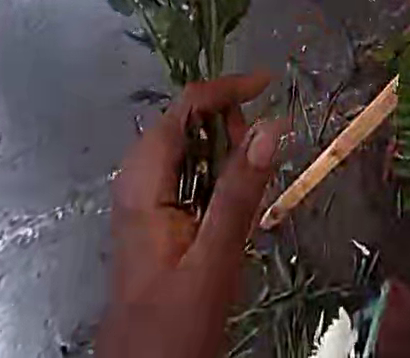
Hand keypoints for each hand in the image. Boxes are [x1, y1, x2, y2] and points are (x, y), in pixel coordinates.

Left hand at [97, 74, 286, 357]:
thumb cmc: (174, 327)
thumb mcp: (214, 258)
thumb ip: (241, 190)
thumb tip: (272, 124)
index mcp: (143, 180)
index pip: (184, 107)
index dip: (225, 88)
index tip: (268, 83)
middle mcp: (137, 178)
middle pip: (185, 120)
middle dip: (227, 122)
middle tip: (260, 153)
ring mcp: (144, 197)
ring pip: (188, 145)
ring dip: (224, 147)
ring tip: (252, 177)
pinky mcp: (156, 215)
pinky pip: (188, 171)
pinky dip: (217, 170)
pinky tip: (235, 195)